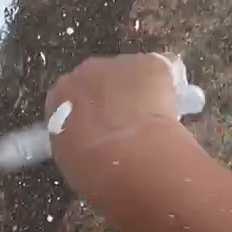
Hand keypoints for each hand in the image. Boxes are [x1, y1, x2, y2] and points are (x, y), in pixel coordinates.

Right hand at [44, 53, 196, 204]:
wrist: (126, 156)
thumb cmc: (91, 167)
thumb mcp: (71, 157)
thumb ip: (75, 140)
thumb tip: (88, 142)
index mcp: (60, 94)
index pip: (70, 98)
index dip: (85, 114)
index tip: (94, 130)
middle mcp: (85, 72)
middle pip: (100, 80)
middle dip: (110, 98)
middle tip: (123, 126)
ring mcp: (121, 64)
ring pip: (131, 75)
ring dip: (137, 91)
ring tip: (149, 119)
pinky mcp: (152, 65)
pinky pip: (162, 70)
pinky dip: (166, 85)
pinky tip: (171, 107)